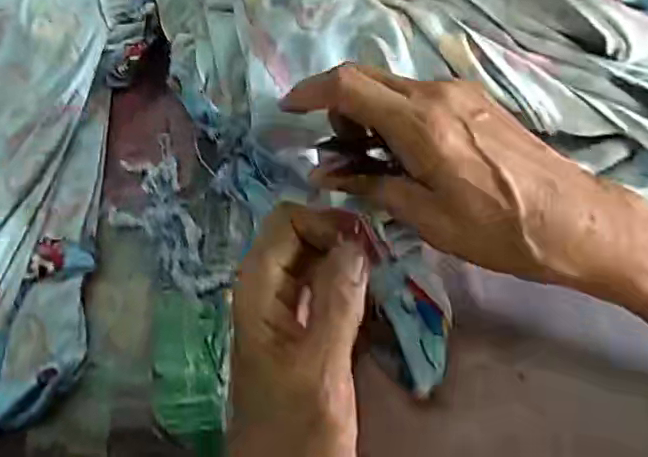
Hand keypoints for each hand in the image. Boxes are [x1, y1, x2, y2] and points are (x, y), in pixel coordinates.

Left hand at [230, 203, 369, 456]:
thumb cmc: (295, 428)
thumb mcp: (321, 367)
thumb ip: (336, 302)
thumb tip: (355, 242)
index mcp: (258, 283)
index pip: (287, 220)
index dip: (325, 222)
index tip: (367, 244)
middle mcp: (266, 285)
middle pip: (302, 236)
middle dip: (342, 239)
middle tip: (386, 257)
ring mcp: (283, 307)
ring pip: (316, 262)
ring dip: (350, 264)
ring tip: (389, 277)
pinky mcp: (302, 330)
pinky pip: (325, 291)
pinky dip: (351, 290)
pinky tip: (380, 303)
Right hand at [285, 64, 647, 295]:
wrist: (587, 224)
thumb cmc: (504, 231)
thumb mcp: (429, 219)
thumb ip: (369, 185)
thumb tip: (323, 173)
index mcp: (420, 121)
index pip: (346, 85)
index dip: (309, 91)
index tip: (288, 109)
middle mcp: (434, 92)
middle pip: (363, 77)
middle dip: (337, 105)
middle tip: (338, 149)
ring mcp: (456, 91)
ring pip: (388, 84)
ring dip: (366, 110)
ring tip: (374, 157)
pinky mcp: (472, 98)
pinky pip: (414, 93)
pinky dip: (393, 112)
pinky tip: (407, 151)